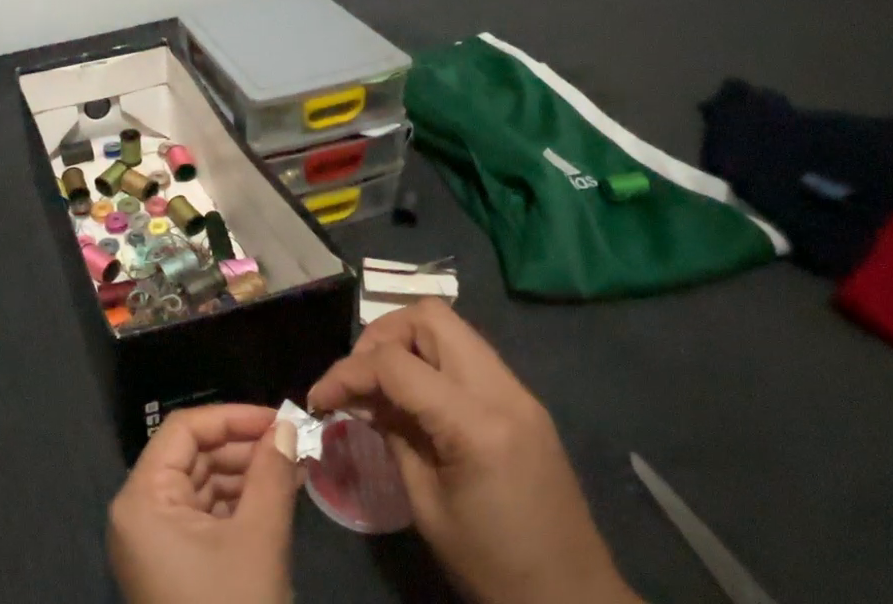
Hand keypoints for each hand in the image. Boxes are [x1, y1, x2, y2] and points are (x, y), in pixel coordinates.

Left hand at [107, 404, 300, 603]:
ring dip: (245, 475)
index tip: (279, 418)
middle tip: (294, 444)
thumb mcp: (258, 537)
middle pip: (191, 456)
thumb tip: (286, 426)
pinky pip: (204, 517)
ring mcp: (154, 541)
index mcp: (142, 498)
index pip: (183, 432)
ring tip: (293, 468)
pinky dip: (238, 505)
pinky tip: (276, 497)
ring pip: (201, 486)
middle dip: (243, 448)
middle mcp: (139, 512)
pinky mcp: (172, 565)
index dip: (232, 418)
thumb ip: (271, 474)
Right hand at [309, 300, 638, 603]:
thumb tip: (361, 399)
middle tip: (357, 378)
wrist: (573, 600)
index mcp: (476, 424)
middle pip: (430, 317)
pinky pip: (468, 356)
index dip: (346, 372)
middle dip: (380, 336)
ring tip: (379, 386)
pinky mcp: (523, 403)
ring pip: (451, 328)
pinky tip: (413, 399)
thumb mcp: (426, 505)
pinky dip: (431, 361)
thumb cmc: (492, 565)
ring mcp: (519, 393)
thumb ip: (393, 436)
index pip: (395, 364)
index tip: (319, 398)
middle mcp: (503, 391)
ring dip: (406, 344)